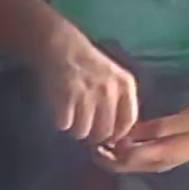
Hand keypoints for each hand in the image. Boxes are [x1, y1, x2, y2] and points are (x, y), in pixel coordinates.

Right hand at [33, 27, 139, 143]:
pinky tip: (61, 114)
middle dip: (93, 137)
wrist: (63, 50)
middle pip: (104, 131)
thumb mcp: (112, 80)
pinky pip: (64, 124)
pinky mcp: (66, 97)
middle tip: (85, 131)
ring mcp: (87, 94)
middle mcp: (109, 90)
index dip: (115, 135)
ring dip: (76, 131)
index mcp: (125, 86)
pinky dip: (61, 124)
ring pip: (83, 131)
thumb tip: (113, 132)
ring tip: (72, 122)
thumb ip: (117, 101)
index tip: (105, 139)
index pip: (127, 121)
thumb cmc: (88, 67)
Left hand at [98, 100, 188, 173]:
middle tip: (90, 139)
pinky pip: (134, 160)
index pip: (123, 160)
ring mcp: (158, 163)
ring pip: (125, 165)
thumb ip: (157, 128)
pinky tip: (116, 140)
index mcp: (162, 155)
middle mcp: (156, 164)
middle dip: (102, 156)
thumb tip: (127, 135)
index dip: (105, 151)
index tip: (94, 136)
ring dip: (110, 155)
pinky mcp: (161, 158)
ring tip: (99, 138)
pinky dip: (121, 153)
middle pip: (119, 166)